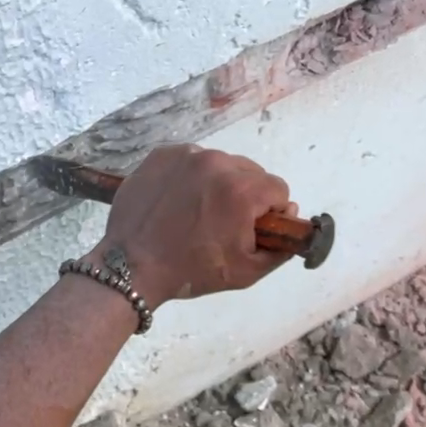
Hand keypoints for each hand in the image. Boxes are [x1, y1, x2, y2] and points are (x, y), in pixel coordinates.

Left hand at [86, 144, 293, 308]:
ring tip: (198, 214)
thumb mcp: (246, 272)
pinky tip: (179, 203)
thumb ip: (280, 248)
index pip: (278, 189)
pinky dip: (192, 178)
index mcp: (242, 190)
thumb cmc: (191, 271)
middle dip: (245, 197)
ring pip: (221, 165)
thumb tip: (293, 220)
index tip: (253, 230)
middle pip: (251, 173)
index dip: (271, 213)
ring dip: (219, 185)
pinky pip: (192, 160)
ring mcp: (186, 155)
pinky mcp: (162, 155)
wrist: (132, 266)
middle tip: (223, 224)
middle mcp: (217, 162)